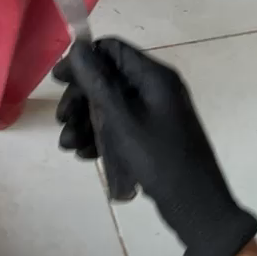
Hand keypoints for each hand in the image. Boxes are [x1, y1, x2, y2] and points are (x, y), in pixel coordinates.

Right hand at [55, 38, 256, 255]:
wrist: (197, 209)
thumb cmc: (160, 160)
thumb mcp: (123, 120)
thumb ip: (98, 81)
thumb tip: (78, 45)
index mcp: (154, 77)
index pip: (111, 50)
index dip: (82, 60)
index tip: (59, 81)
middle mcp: (154, 88)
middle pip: (106, 78)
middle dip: (80, 99)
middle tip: (61, 119)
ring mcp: (154, 112)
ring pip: (109, 104)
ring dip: (85, 121)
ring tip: (68, 145)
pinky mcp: (151, 133)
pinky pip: (119, 124)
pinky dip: (100, 135)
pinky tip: (85, 154)